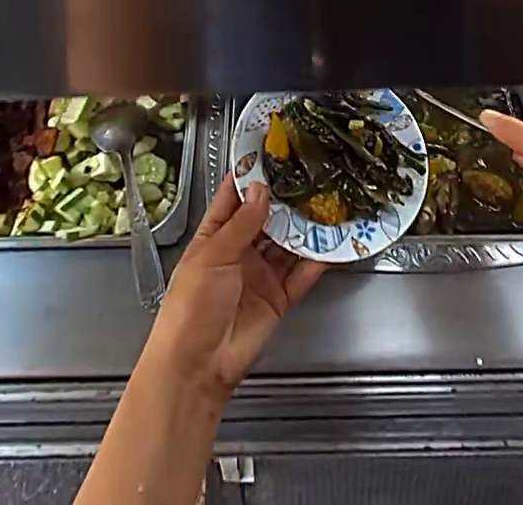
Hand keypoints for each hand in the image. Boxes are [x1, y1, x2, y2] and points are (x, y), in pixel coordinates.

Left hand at [142, 174, 328, 398]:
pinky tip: (332, 245)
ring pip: (287, 244)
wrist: (197, 367)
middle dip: (285, 201)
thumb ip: (241, 224)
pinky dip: (317, 261)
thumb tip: (262, 190)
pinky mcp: (278, 298)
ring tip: (326, 205)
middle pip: (266, 219)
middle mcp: (239, 251)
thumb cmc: (190, 307)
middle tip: (309, 177)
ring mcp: (260, 274)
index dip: (250, 176)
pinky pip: (301, 275)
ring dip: (304, 228)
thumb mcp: (212, 256)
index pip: (234, 198)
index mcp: (214, 236)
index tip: (270, 154)